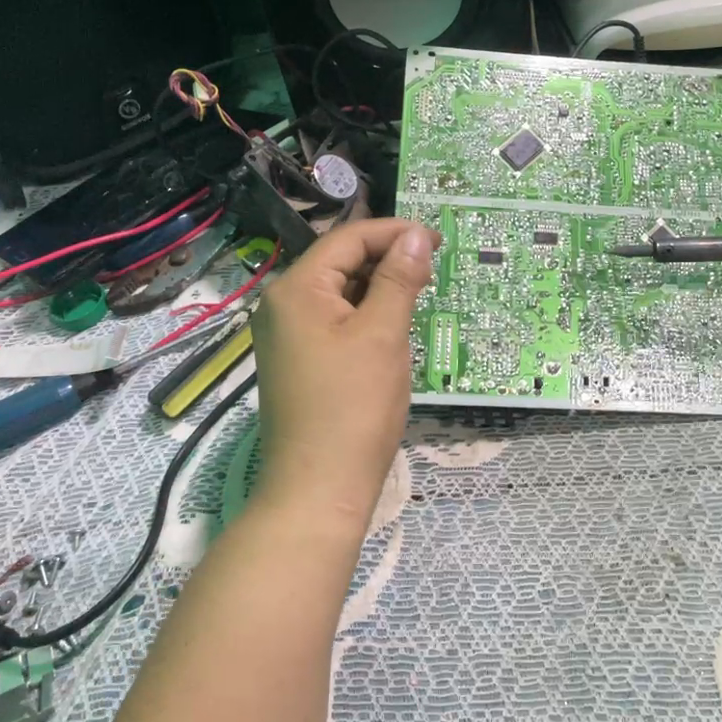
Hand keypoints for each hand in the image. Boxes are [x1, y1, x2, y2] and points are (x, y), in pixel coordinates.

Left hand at [251, 219, 439, 524]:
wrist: (318, 489)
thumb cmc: (354, 407)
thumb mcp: (383, 335)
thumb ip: (399, 278)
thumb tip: (417, 234)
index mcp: (296, 290)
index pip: (348, 239)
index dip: (395, 233)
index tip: (439, 240)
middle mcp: (282, 305)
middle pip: (339, 262)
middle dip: (387, 258)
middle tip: (433, 269)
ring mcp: (286, 335)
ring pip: (338, 291)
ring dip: (378, 286)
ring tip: (419, 294)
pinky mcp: (297, 360)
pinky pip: (333, 319)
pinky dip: (365, 313)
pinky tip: (392, 325)